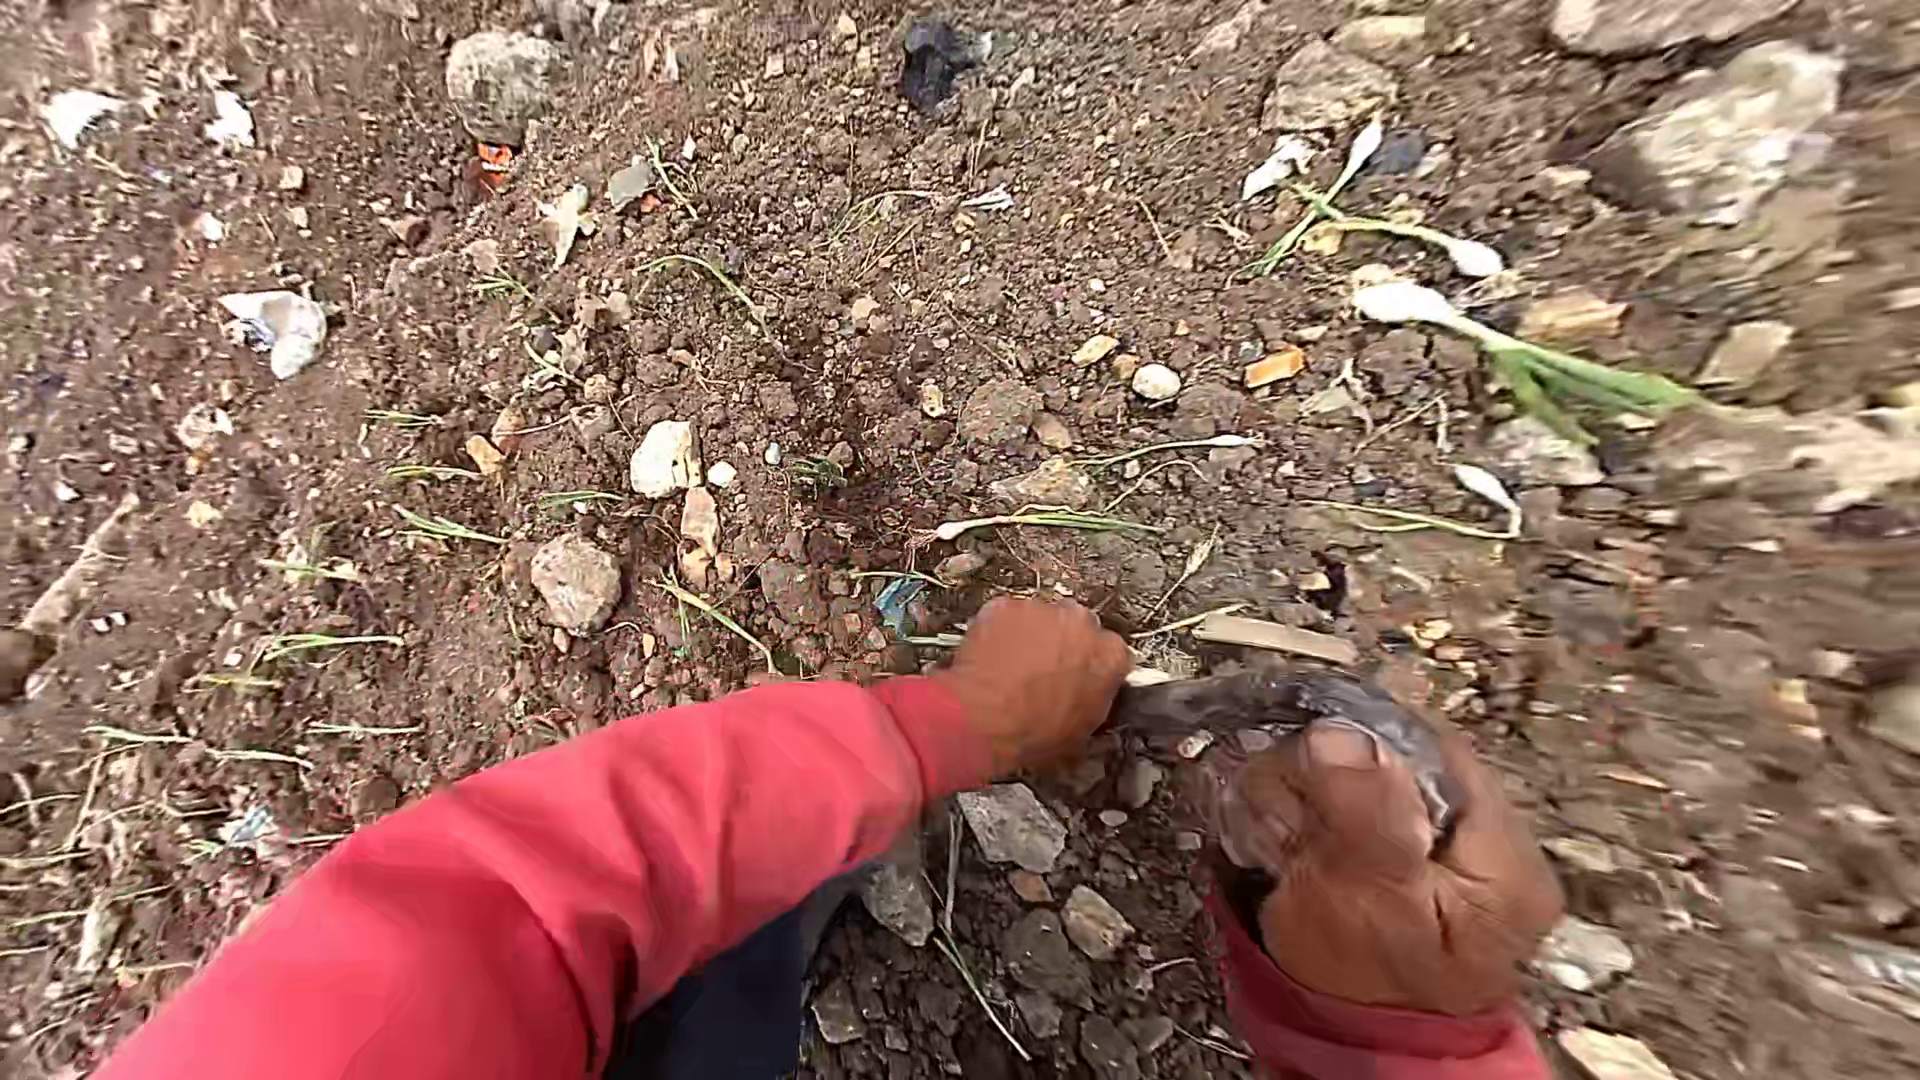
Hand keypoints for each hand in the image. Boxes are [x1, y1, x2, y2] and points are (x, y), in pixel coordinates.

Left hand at [934, 596, 1130, 773]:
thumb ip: (1094, 701)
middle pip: (1075, 624)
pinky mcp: (1005, 605)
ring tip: (1011, 665)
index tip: (1077, 674)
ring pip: (1038, 616)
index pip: (1109, 650)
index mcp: (1109, 654)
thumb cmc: (1032, 733)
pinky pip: (1005, 614)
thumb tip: (1087, 700)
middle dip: (1061, 642)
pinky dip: (998, 629)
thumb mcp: (1082, 733)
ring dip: (1029, 634)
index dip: (1090, 663)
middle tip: (1041, 669)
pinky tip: (991, 655)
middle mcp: (1080, 622)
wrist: (985, 721)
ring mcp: (1041, 610)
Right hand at [1228, 726, 1562, 1015]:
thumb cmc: (1363, 976)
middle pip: (1381, 749)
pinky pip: (1319, 785)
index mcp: (1496, 849)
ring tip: (1287, 838)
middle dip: (1318, 774)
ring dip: (1294, 790)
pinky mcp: (1371, 832)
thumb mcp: (1372, 898)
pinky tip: (1283, 837)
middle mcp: (1461, 829)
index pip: (1433, 747)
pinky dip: (1288, 803)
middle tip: (1297, 823)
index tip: (1310, 766)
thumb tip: (1343, 733)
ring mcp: (1412, 829)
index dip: (1365, 742)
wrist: (1339, 1026)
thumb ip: (1366, 815)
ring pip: (1338, 761)